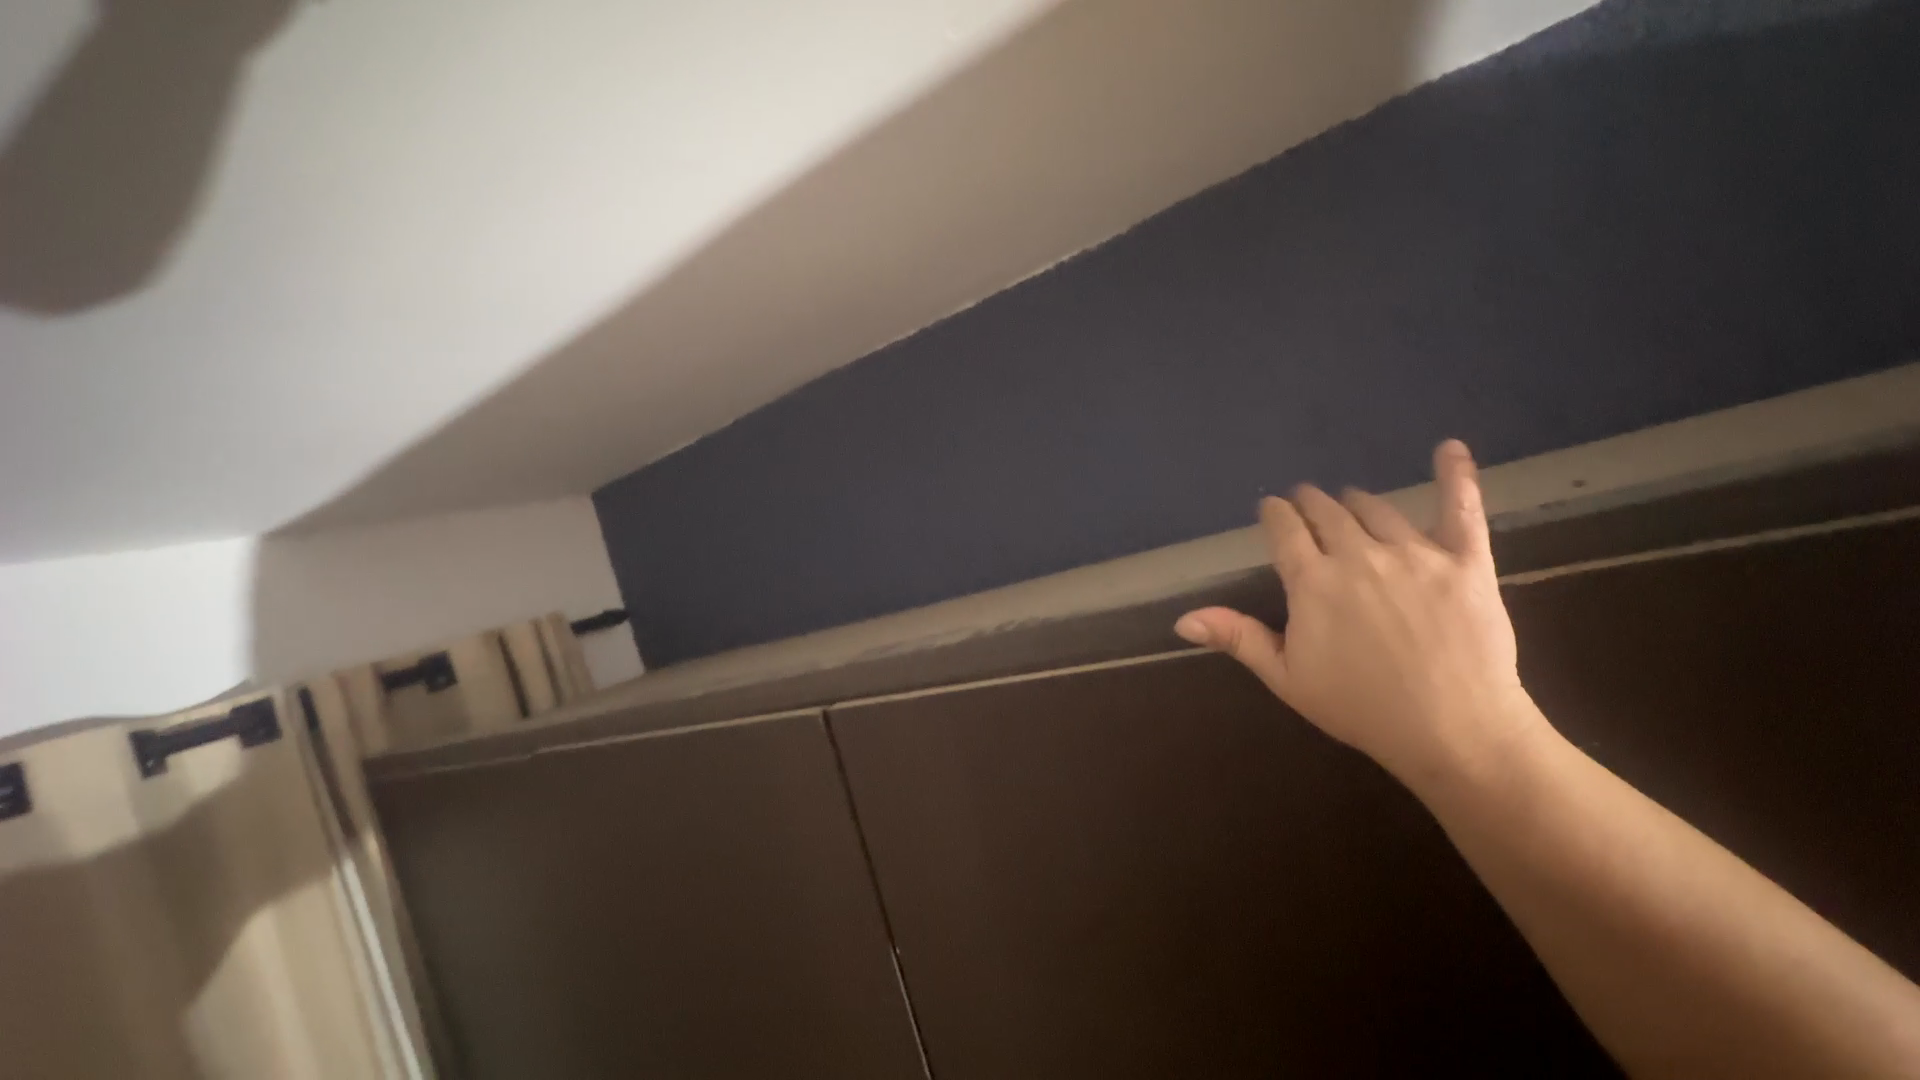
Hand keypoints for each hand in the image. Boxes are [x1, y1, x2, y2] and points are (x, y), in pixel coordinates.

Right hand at [1175, 440, 1545, 787]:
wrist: (1452, 730)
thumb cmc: (1359, 708)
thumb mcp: (1286, 677)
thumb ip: (1238, 638)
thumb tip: (1182, 619)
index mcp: (1313, 582)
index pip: (1285, 529)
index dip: (1275, 514)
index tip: (1271, 510)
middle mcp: (1359, 555)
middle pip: (1327, 511)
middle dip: (1310, 502)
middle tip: (1306, 503)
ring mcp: (1415, 553)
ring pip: (1377, 509)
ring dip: (1356, 502)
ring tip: (1351, 501)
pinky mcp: (1466, 560)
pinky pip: (1461, 508)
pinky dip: (1455, 475)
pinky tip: (1449, 448)